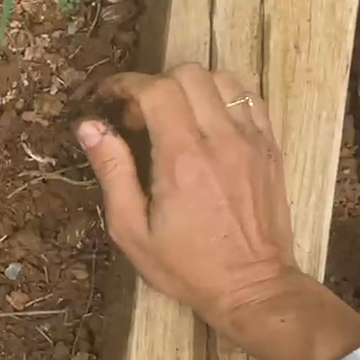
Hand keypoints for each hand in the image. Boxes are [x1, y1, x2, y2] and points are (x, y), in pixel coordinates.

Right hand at [76, 63, 359, 359]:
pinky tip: (203, 124)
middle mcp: (221, 139)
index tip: (107, 97)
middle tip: (137, 118)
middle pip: (189, 74)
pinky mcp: (270, 147)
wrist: (252, 286)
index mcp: (181, 159)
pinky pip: (248, 98)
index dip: (125, 84)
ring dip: (188, 87)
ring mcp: (253, 140)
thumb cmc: (182, 264)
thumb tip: (89, 126)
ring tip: (171, 118)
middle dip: (155, 85)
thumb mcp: (129, 227)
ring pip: (221, 78)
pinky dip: (220, 97)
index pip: (155, 90)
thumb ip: (111, 170)